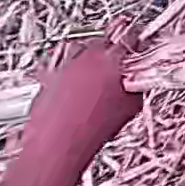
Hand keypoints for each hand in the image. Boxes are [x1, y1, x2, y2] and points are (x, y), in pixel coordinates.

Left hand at [0, 22, 143, 185]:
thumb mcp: (131, 106)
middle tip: (116, 66)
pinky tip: (73, 89)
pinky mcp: (46, 76)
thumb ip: (136, 85)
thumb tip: (138, 81)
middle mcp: (87, 54)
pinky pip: (60, 65)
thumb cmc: (91, 130)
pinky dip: (68, 71)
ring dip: (88, 58)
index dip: (136, 40)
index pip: (130, 36)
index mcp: (113, 57)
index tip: (137, 45)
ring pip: (80, 49)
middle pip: (104, 41)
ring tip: (94, 77)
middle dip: (111, 51)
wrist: (55, 149)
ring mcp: (65, 64)